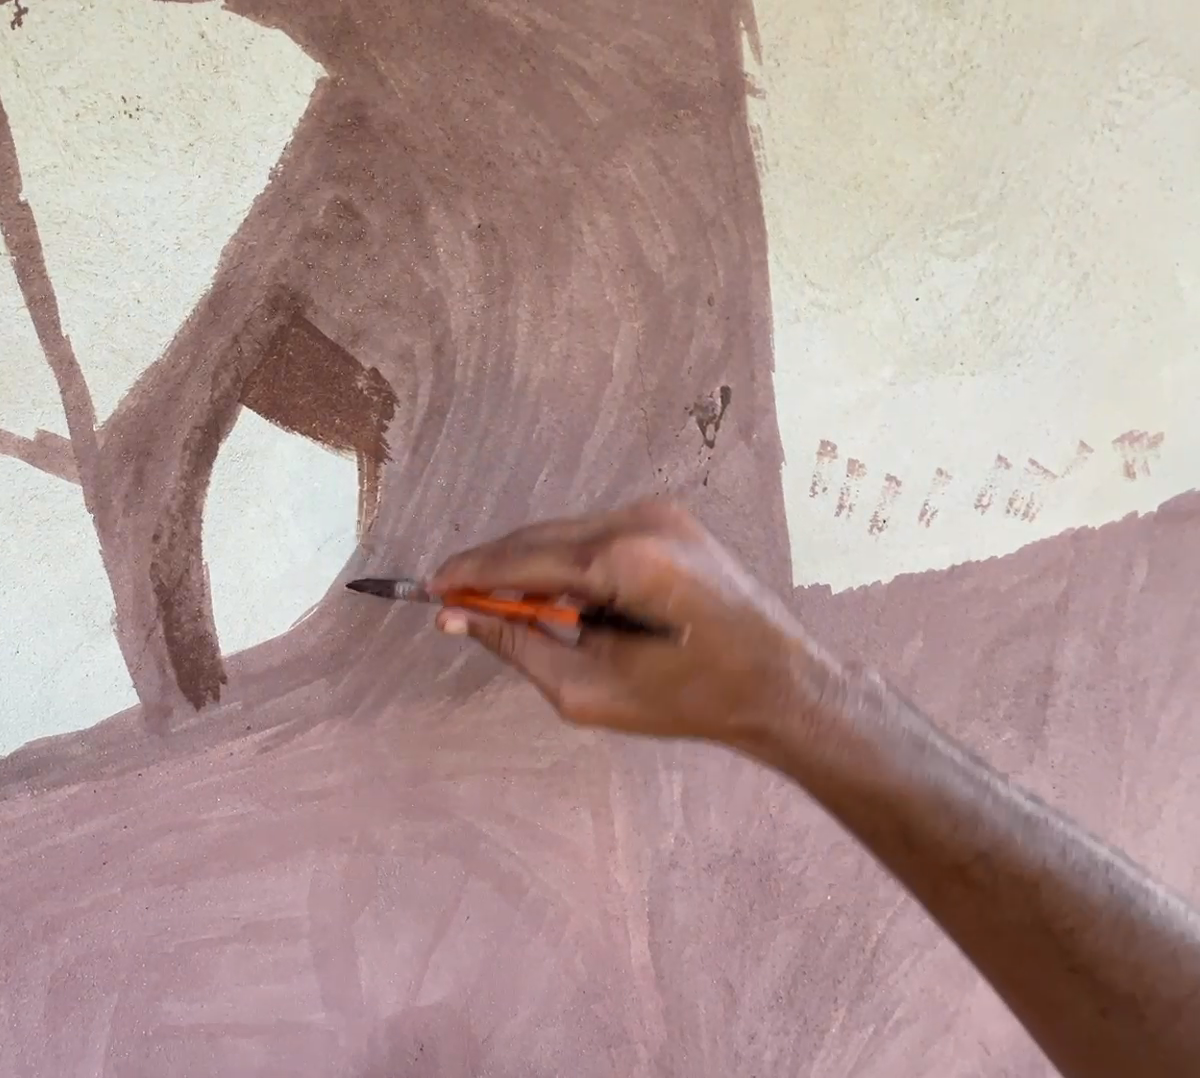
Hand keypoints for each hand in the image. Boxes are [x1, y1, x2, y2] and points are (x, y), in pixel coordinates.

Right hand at [428, 499, 844, 750]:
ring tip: (500, 603)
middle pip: (534, 538)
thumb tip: (454, 617)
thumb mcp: (585, 690)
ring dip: (524, 566)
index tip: (429, 588)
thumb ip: (515, 645)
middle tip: (453, 597)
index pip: (520, 559)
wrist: (784, 686)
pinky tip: (550, 592)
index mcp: (623, 562)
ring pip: (558, 533)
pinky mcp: (664, 516)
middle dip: (490, 568)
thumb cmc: (686, 702)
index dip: (468, 573)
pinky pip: (586, 534)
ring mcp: (654, 511)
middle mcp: (637, 519)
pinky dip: (558, 560)